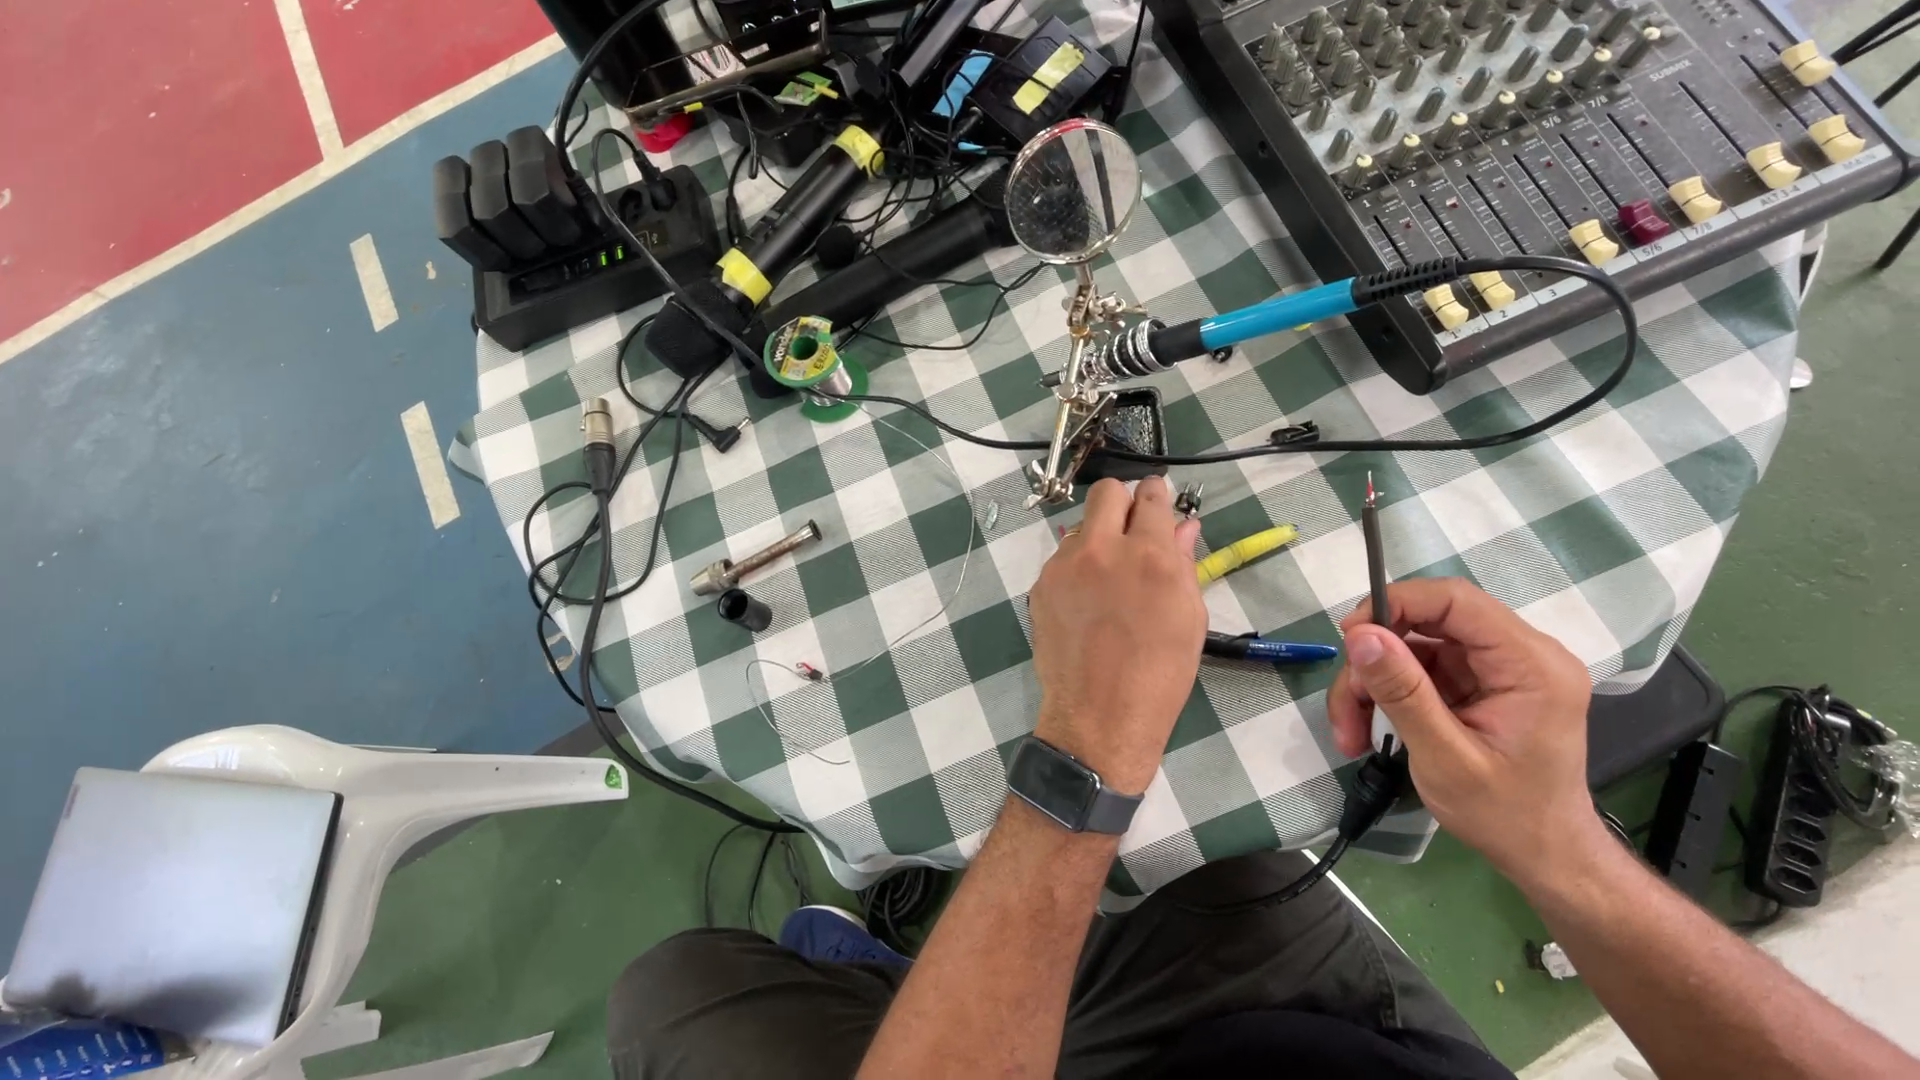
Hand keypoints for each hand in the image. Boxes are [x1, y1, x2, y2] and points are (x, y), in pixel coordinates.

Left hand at [1028, 478, 1205, 794]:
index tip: (1157, 502)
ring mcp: (1065, 566)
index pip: (1150, 496)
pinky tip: (1088, 601)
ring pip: (1082, 526)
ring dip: (1099, 538)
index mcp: (1150, 555)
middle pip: (1107, 492)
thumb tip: (1183, 527)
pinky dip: (1078, 567)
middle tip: (1133, 529)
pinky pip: (1063, 558)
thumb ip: (1183, 563)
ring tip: (1110, 579)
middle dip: (1123, 502)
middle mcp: (1103, 549)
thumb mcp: (1189, 617)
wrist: (1100, 716)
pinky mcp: (1041, 585)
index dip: (1156, 495)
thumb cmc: (1159, 674)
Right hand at [1327, 578, 1602, 888]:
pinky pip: (1419, 669)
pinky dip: (1386, 695)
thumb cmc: (1504, 815)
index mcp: (1531, 665)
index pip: (1456, 601)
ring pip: (1414, 647)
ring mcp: (1497, 669)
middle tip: (1345, 702)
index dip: (1397, 603)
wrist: (1543, 857)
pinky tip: (1367, 729)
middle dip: (1375, 658)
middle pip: (1428, 622)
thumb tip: (1360, 635)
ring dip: (1373, 683)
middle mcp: (1521, 655)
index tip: (1349, 637)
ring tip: (1350, 732)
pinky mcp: (1477, 684)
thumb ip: (1403, 692)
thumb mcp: (1444, 757)